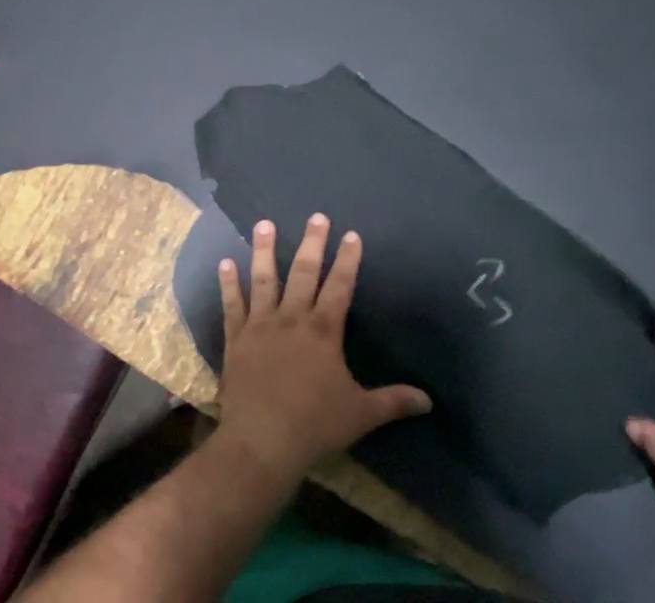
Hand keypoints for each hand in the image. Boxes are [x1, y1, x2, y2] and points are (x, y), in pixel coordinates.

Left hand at [214, 214, 431, 481]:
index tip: (351, 234)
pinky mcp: (235, 339)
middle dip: (312, 244)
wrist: (262, 439)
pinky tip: (225, 262)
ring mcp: (260, 326)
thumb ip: (393, 401)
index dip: (348, 260)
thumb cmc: (315, 424)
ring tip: (265, 224)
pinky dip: (228, 284)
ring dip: (265, 251)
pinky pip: (231, 305)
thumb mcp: (361, 413)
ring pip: (263, 280)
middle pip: (304, 273)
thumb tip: (429, 401)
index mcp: (323, 331)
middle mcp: (292, 319)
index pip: (340, 286)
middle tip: (316, 217)